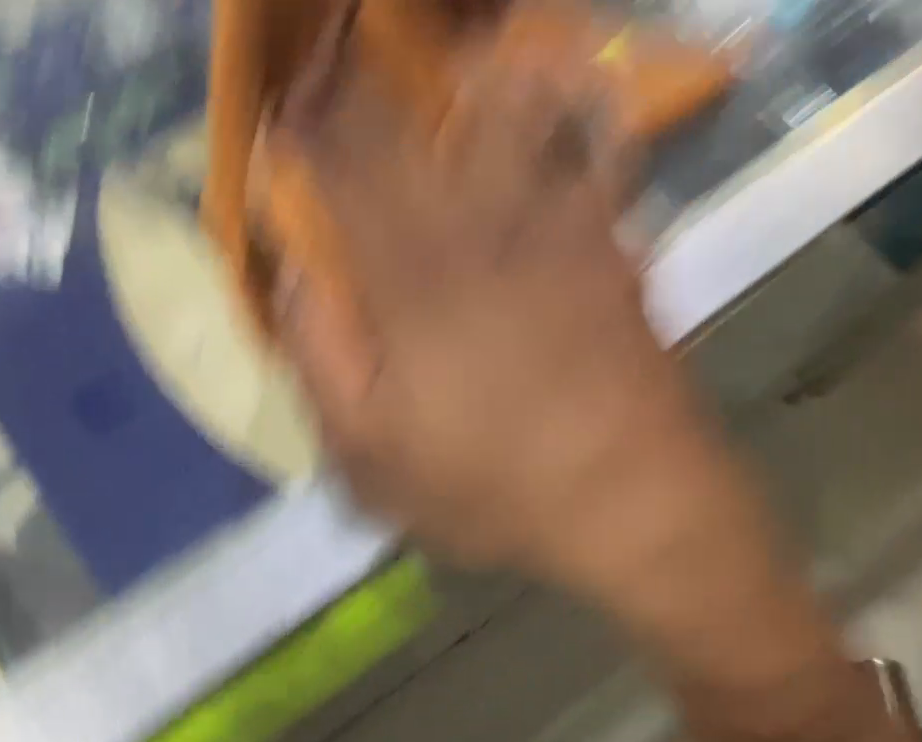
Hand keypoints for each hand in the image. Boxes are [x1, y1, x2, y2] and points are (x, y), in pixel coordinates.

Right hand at [267, 53, 717, 583]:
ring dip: (481, 83)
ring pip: (517, 121)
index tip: (289, 111)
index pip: (345, 173)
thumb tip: (296, 277)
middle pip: (423, 129)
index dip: (310, 130)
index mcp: (410, 280)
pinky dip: (583, 120)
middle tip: (352, 63)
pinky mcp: (616, 252)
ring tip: (463, 68)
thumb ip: (321, 361)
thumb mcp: (372, 457)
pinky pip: (600, 159)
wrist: (632, 498)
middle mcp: (481, 232)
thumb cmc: (491, 487)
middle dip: (379, 89)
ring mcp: (558, 233)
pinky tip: (573, 107)